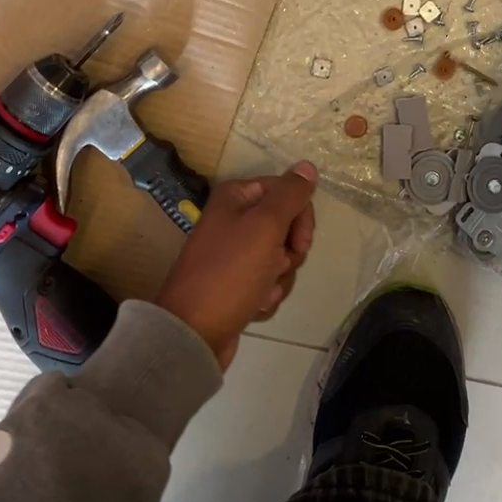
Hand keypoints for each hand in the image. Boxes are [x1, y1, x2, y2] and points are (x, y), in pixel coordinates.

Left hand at [154, 161, 316, 369]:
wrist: (193, 335)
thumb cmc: (230, 273)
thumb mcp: (265, 226)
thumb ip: (291, 194)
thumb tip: (307, 166)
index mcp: (236, 197)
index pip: (287, 192)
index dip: (300, 218)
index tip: (300, 242)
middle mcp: (233, 220)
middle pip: (286, 227)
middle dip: (289, 253)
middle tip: (276, 267)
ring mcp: (234, 254)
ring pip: (281, 258)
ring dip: (279, 278)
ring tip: (260, 293)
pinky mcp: (236, 284)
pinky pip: (268, 282)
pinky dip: (267, 295)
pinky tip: (253, 307)